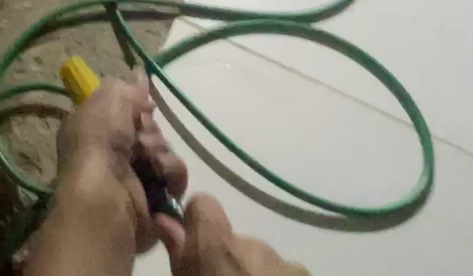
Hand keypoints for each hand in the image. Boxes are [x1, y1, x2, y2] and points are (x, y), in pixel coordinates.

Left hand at [49, 74, 188, 254]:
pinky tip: (163, 180)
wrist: (107, 199)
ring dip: (161, 155)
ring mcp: (133, 176)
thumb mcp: (107, 102)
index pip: (123, 108)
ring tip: (150, 164)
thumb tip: (139, 72)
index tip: (143, 106)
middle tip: (139, 140)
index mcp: (93, 126)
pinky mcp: (154, 199)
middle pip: (148, 128)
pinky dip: (172, 177)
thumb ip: (126, 88)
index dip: (136, 106)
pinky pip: (174, 177)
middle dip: (150, 131)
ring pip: (164, 151)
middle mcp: (111, 150)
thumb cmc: (99, 143)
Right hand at [167, 195, 308, 275]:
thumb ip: (180, 252)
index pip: (204, 203)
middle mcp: (254, 245)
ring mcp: (288, 264)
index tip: (195, 243)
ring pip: (266, 260)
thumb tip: (165, 219)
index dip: (198, 221)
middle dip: (233, 259)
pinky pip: (291, 273)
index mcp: (218, 245)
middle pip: (238, 238)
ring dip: (259, 274)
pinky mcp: (307, 274)